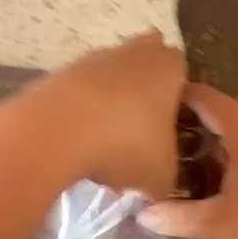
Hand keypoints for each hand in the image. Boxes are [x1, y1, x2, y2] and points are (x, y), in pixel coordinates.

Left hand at [23, 31, 187, 196]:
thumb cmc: (126, 145)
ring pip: (108, 77)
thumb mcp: (160, 175)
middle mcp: (133, 53)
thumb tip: (157, 186)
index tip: (166, 126)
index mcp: (168, 67)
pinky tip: (77, 143)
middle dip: (142, 91)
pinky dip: (80, 112)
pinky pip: (78, 92)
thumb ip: (166, 176)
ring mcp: (93, 59)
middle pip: (143, 63)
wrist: (58, 131)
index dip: (175, 96)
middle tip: (138, 130)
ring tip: (103, 145)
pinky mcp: (59, 73)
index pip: (180, 69)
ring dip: (108, 103)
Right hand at [138, 85, 237, 238]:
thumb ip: (175, 216)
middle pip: (224, 122)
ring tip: (180, 174)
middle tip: (158, 148)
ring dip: (212, 157)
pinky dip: (232, 169)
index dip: (180, 97)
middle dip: (191, 134)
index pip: (209, 100)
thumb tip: (142, 215)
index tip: (153, 103)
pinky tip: (214, 193)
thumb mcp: (214, 224)